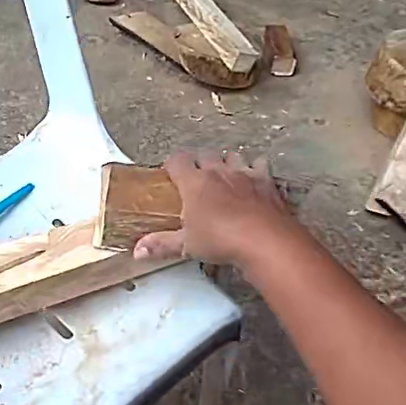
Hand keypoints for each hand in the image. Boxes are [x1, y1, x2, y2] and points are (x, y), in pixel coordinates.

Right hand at [134, 151, 298, 268]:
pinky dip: (257, 168)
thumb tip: (139, 251)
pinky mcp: (266, 181)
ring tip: (226, 174)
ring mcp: (244, 173)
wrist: (264, 239)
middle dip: (200, 161)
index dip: (173, 164)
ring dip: (228, 161)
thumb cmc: (222, 240)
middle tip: (198, 176)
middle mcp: (218, 171)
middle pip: (205, 153)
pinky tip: (256, 176)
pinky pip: (261, 164)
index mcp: (194, 182)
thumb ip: (162, 244)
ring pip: (233, 155)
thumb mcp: (188, 245)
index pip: (177, 160)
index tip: (172, 173)